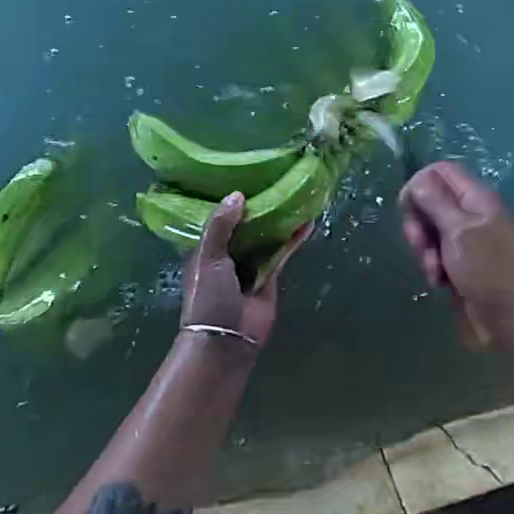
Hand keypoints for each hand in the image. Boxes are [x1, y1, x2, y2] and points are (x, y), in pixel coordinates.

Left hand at [179, 193, 309, 346]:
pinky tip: (308, 222)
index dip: (230, 200)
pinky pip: (283, 251)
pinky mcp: (271, 275)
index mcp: (206, 250)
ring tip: (296, 196)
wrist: (228, 336)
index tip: (245, 177)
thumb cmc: (209, 296)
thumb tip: (238, 194)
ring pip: (267, 237)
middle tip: (276, 181)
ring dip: (279, 220)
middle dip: (259, 208)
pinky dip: (294, 238)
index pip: (218, 219)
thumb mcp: (208, 257)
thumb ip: (221, 226)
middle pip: (245, 226)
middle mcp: (228, 254)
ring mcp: (251, 264)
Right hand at [399, 162, 513, 348]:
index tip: (407, 205)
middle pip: (430, 201)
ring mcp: (465, 240)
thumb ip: (435, 202)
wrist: (507, 319)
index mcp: (477, 198)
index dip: (420, 183)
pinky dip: (432, 267)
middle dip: (418, 222)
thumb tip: (417, 178)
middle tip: (420, 243)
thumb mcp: (458, 231)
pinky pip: (435, 255)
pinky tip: (439, 282)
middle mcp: (471, 214)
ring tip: (435, 271)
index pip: (442, 171)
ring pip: (429, 231)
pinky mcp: (459, 264)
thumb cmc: (486, 269)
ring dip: (424, 250)